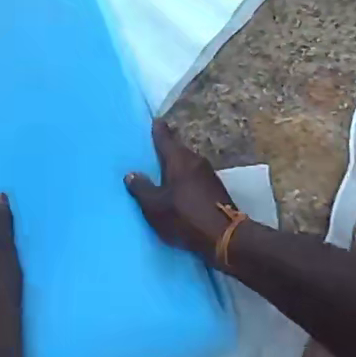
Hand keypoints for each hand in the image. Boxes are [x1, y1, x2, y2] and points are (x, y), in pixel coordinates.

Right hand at [125, 122, 236, 261]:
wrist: (224, 236)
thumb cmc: (185, 217)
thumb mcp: (155, 206)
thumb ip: (142, 188)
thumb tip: (131, 174)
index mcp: (178, 159)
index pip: (165, 137)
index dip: (158, 129)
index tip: (155, 121)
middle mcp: (194, 159)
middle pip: (178, 149)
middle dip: (167, 148)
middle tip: (154, 149)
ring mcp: (207, 172)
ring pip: (187, 162)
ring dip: (177, 165)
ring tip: (163, 170)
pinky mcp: (215, 187)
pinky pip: (195, 175)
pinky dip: (185, 177)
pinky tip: (180, 187)